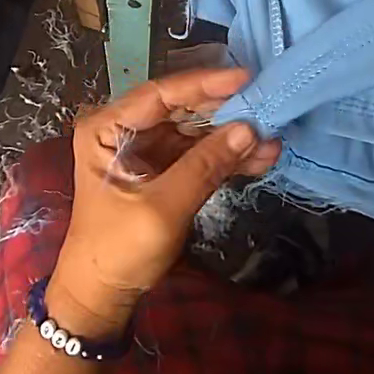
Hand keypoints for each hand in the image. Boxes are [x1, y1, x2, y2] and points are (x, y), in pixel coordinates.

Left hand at [50, 68, 281, 338]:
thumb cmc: (118, 250)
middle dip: (224, 110)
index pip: (160, 94)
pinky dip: (227, 156)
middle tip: (266, 105)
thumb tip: (249, 129)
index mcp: (107, 127)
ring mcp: (146, 148)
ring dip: (231, 135)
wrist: (101, 296)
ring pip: (195, 130)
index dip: (204, 84)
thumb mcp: (162, 208)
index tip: (245, 77)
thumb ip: (205, 166)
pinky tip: (260, 157)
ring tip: (272, 138)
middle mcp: (125, 129)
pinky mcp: (164, 168)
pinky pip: (199, 153)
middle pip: (181, 108)